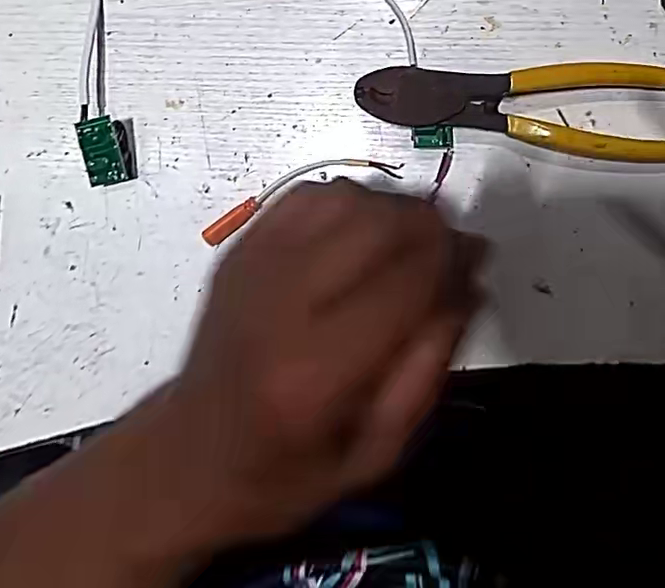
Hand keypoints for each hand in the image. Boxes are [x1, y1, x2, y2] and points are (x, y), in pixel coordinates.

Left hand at [154, 180, 486, 543]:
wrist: (190, 454)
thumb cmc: (287, 470)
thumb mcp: (376, 452)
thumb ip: (429, 368)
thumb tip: (467, 286)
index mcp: (315, 372)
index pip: (405, 281)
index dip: (451, 258)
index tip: (474, 257)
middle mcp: (280, 305)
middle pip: (376, 225)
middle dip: (430, 223)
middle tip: (451, 241)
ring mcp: (253, 267)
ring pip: (345, 197)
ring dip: (392, 206)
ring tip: (411, 233)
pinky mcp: (240, 248)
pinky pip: (309, 194)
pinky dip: (349, 197)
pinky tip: (361, 224)